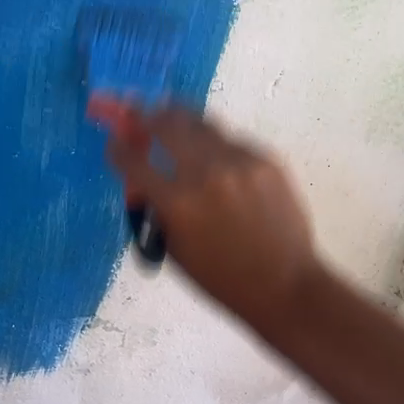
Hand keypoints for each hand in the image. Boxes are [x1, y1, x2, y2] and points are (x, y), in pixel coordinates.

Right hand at [104, 107, 320, 322]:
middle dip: (146, 117)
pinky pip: (231, 140)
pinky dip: (216, 145)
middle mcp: (205, 174)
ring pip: (199, 123)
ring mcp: (238, 162)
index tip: (116, 142)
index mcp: (176, 203)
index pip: (131, 159)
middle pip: (164, 124)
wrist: (287, 286)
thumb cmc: (221, 277)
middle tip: (143, 116)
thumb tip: (138, 172)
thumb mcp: (172, 248)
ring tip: (175, 122)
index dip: (117, 147)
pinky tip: (217, 159)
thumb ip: (154, 206)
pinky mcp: (265, 159)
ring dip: (180, 122)